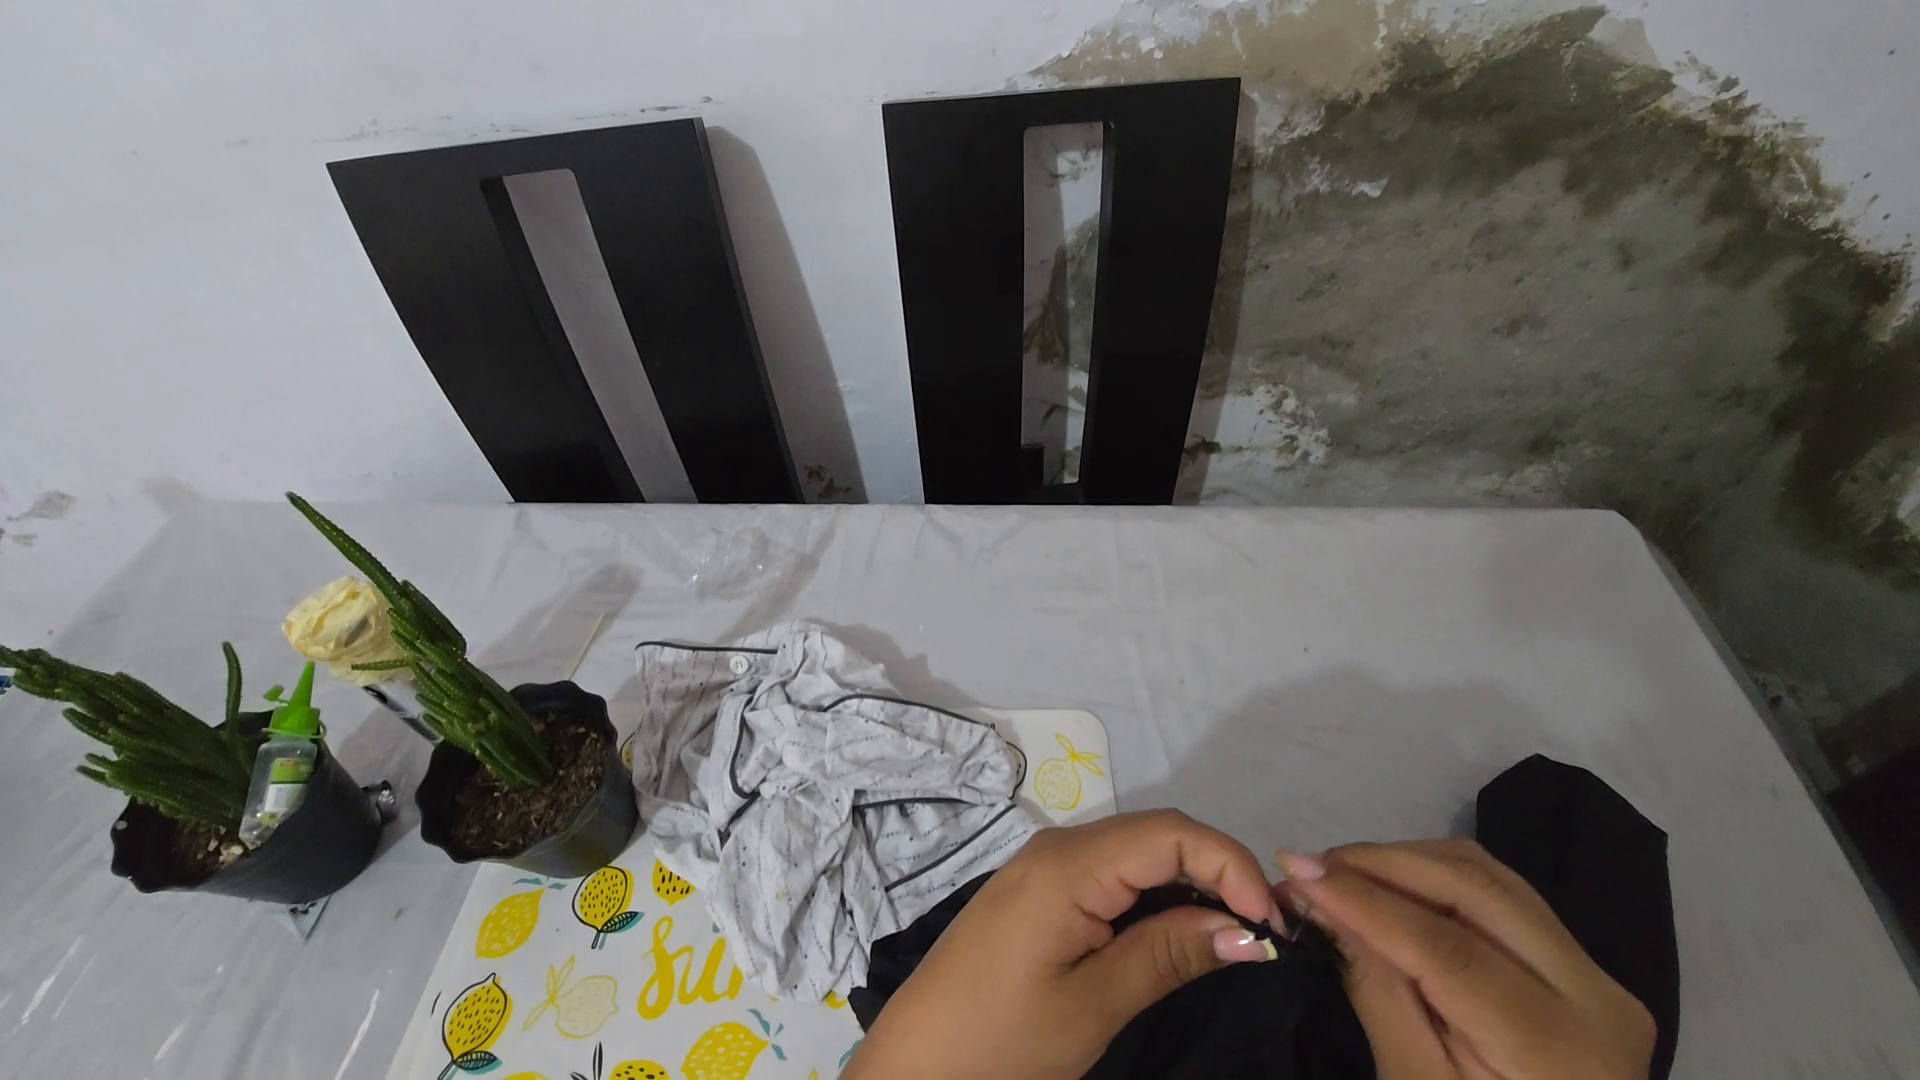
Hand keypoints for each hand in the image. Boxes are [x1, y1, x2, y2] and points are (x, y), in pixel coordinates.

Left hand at [844, 810, 1284, 1079]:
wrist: (916, 1063)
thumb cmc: (1002, 1038)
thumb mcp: (1094, 1003)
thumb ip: (1169, 954)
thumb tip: (1249, 930)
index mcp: (1069, 862)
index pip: (1170, 832)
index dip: (1230, 864)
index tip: (1271, 924)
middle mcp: (1057, 846)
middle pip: (1155, 835)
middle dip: (1216, 872)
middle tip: (1260, 935)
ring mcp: (1045, 864)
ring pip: (1136, 853)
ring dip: (1187, 885)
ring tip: (1228, 938)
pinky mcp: (1040, 889)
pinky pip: (1110, 874)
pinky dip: (1152, 896)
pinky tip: (1174, 934)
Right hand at [1278, 841, 1656, 1079]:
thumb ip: (1374, 987)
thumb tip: (1319, 900)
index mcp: (1558, 1049)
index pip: (1450, 949)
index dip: (1366, 902)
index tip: (1295, 870)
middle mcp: (1596, 994)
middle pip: (1475, 889)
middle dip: (1381, 864)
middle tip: (1308, 864)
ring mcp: (1591, 970)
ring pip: (1484, 874)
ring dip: (1401, 862)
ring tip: (1337, 874)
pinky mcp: (1573, 958)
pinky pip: (1494, 887)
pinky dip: (1428, 873)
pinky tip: (1382, 885)